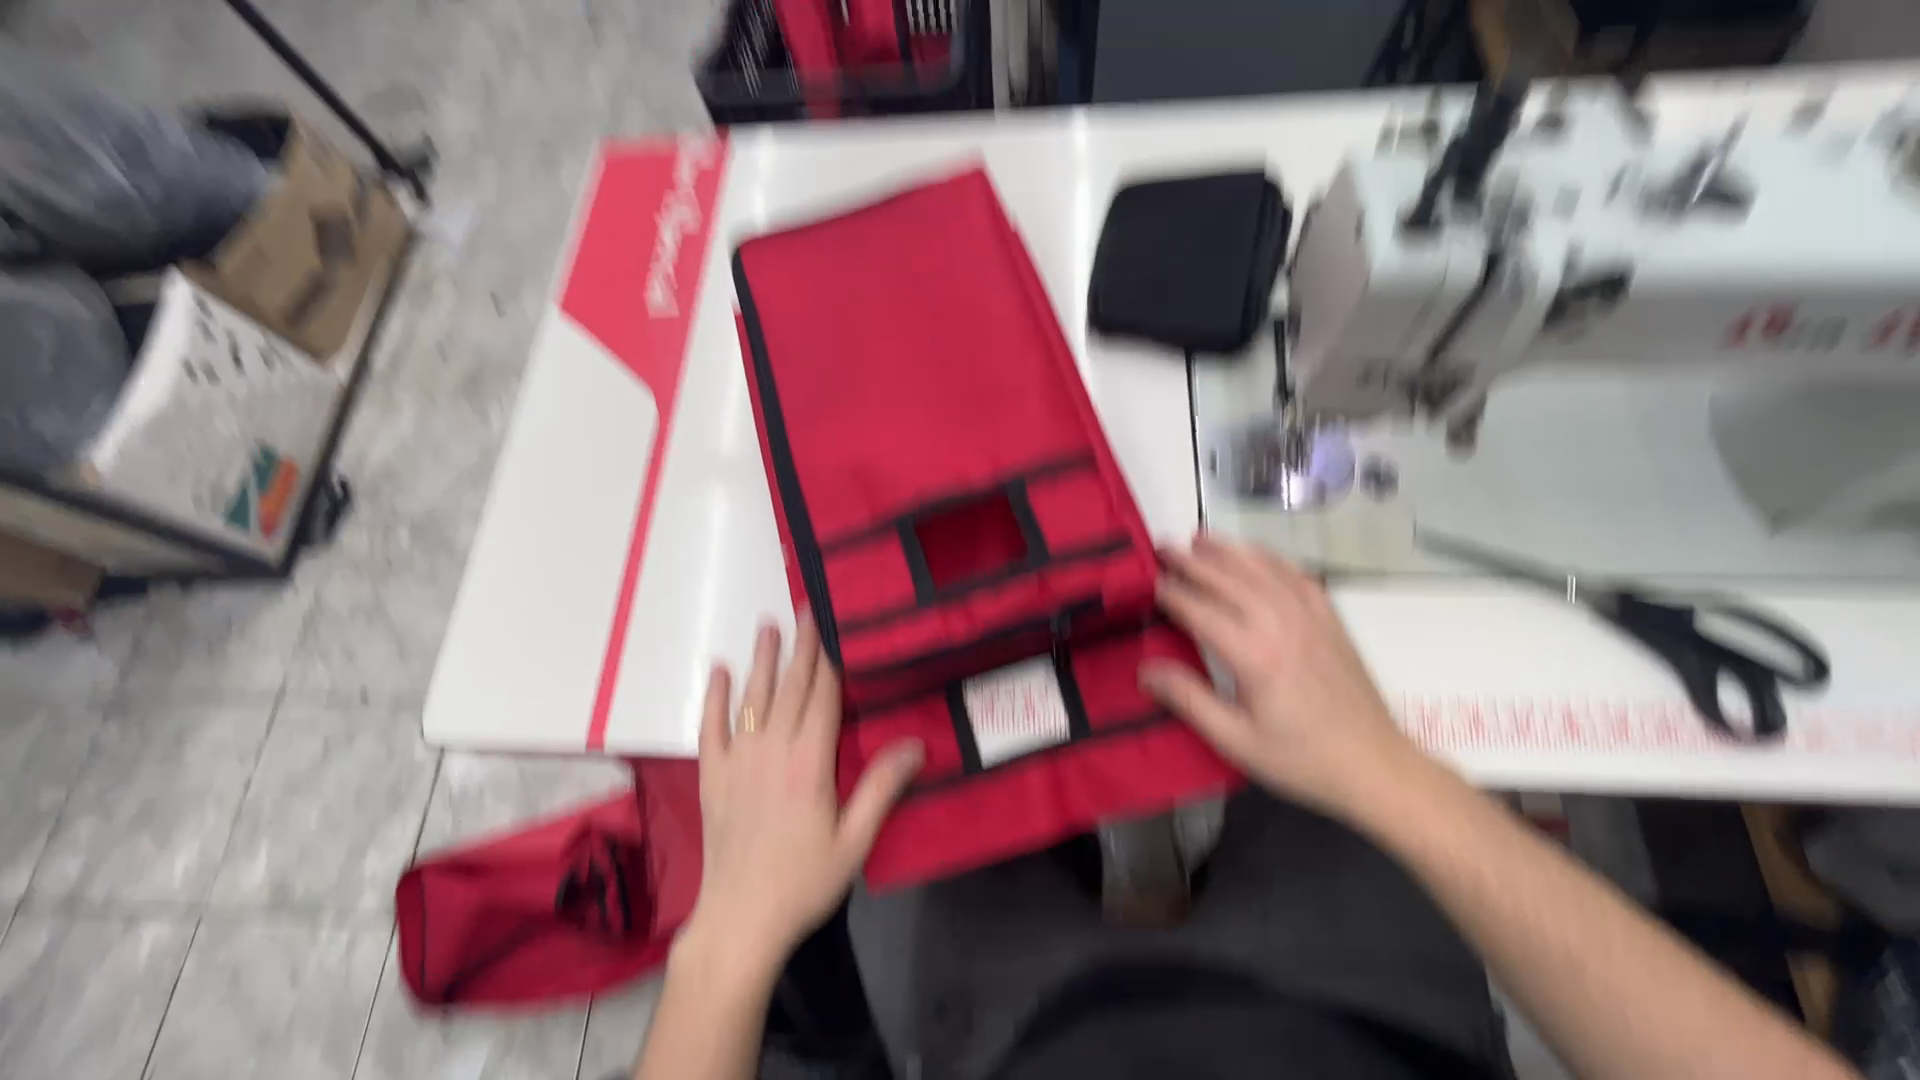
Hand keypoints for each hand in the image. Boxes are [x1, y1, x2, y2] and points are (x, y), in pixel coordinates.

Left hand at [683, 611, 923, 977]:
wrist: (740, 920)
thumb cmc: (804, 882)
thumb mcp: (855, 841)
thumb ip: (882, 788)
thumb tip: (916, 744)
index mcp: (809, 763)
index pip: (822, 696)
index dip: (828, 657)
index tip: (832, 622)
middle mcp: (771, 751)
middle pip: (790, 688)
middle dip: (800, 646)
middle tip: (806, 607)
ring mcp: (737, 761)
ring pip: (752, 699)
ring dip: (762, 660)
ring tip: (769, 625)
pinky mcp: (712, 777)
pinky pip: (710, 727)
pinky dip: (714, 697)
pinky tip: (718, 671)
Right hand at [1139, 534, 1416, 820]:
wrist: (1374, 764)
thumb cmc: (1300, 758)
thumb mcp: (1235, 741)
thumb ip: (1189, 700)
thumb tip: (1146, 670)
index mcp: (1253, 655)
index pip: (1199, 610)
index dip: (1171, 593)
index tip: (1148, 582)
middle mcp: (1279, 623)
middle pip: (1227, 579)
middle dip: (1192, 561)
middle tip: (1164, 548)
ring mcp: (1309, 616)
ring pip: (1261, 568)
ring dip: (1228, 550)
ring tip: (1200, 538)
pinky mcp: (1329, 618)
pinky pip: (1295, 575)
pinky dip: (1269, 559)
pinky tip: (1254, 555)